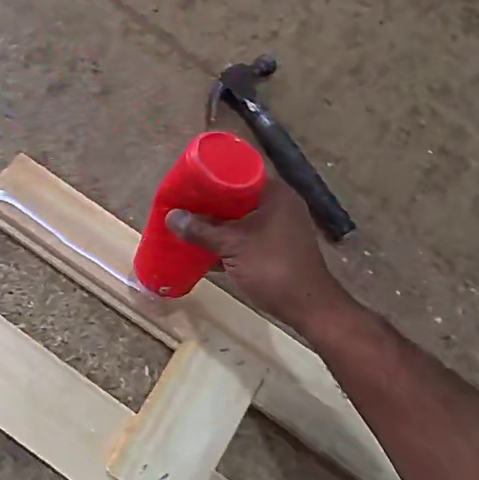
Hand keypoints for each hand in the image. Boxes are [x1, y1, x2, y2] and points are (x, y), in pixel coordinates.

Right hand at [166, 183, 356, 331]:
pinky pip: (247, 237)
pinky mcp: (277, 248)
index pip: (241, 173)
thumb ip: (201, 231)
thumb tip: (171, 216)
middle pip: (239, 197)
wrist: (307, 306)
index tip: (189, 183)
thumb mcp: (232, 246)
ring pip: (242, 219)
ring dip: (218, 225)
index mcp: (275, 193)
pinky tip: (204, 249)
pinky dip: (229, 242)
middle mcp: (281, 205)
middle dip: (212, 204)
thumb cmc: (272, 267)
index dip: (213, 177)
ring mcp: (281, 228)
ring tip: (188, 225)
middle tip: (184, 205)